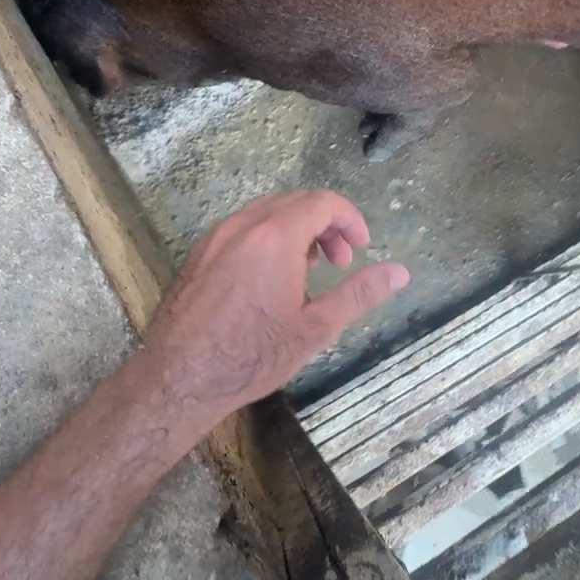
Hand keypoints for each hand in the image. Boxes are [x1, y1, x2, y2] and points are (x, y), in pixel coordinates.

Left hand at [136, 190, 409, 425]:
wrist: (178, 378)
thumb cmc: (251, 356)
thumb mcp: (316, 328)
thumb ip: (360, 293)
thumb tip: (400, 272)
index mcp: (275, 236)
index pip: (323, 202)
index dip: (351, 219)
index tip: (362, 248)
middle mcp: (244, 224)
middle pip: (296, 201)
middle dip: (327, 224)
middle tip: (341, 263)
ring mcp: (217, 235)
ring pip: (268, 211)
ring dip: (298, 228)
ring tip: (310, 269)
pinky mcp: (200, 251)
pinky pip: (244, 226)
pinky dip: (269, 236)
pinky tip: (272, 277)